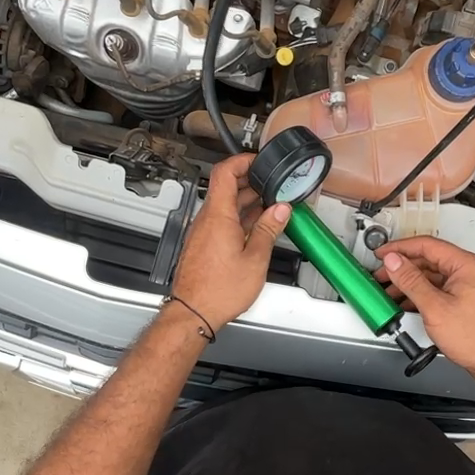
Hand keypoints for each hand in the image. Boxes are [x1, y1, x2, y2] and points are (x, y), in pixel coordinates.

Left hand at [169, 154, 290, 331]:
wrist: (194, 312)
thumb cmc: (218, 291)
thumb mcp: (255, 259)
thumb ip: (268, 230)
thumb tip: (280, 210)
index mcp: (218, 216)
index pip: (224, 172)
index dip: (242, 161)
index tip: (257, 161)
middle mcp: (205, 220)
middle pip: (225, 187)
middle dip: (250, 183)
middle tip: (270, 186)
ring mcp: (201, 232)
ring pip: (223, 206)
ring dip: (245, 202)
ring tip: (268, 207)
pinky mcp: (201, 245)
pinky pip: (219, 221)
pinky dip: (237, 218)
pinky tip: (253, 228)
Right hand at [375, 236, 474, 385]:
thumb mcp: (435, 307)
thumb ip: (411, 281)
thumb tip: (395, 262)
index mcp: (466, 265)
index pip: (427, 245)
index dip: (400, 248)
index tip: (383, 253)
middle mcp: (472, 271)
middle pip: (430, 259)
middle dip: (403, 267)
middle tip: (383, 274)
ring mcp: (472, 285)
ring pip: (434, 276)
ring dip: (411, 282)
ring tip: (392, 290)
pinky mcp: (469, 299)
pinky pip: (441, 288)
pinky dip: (424, 293)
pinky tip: (409, 302)